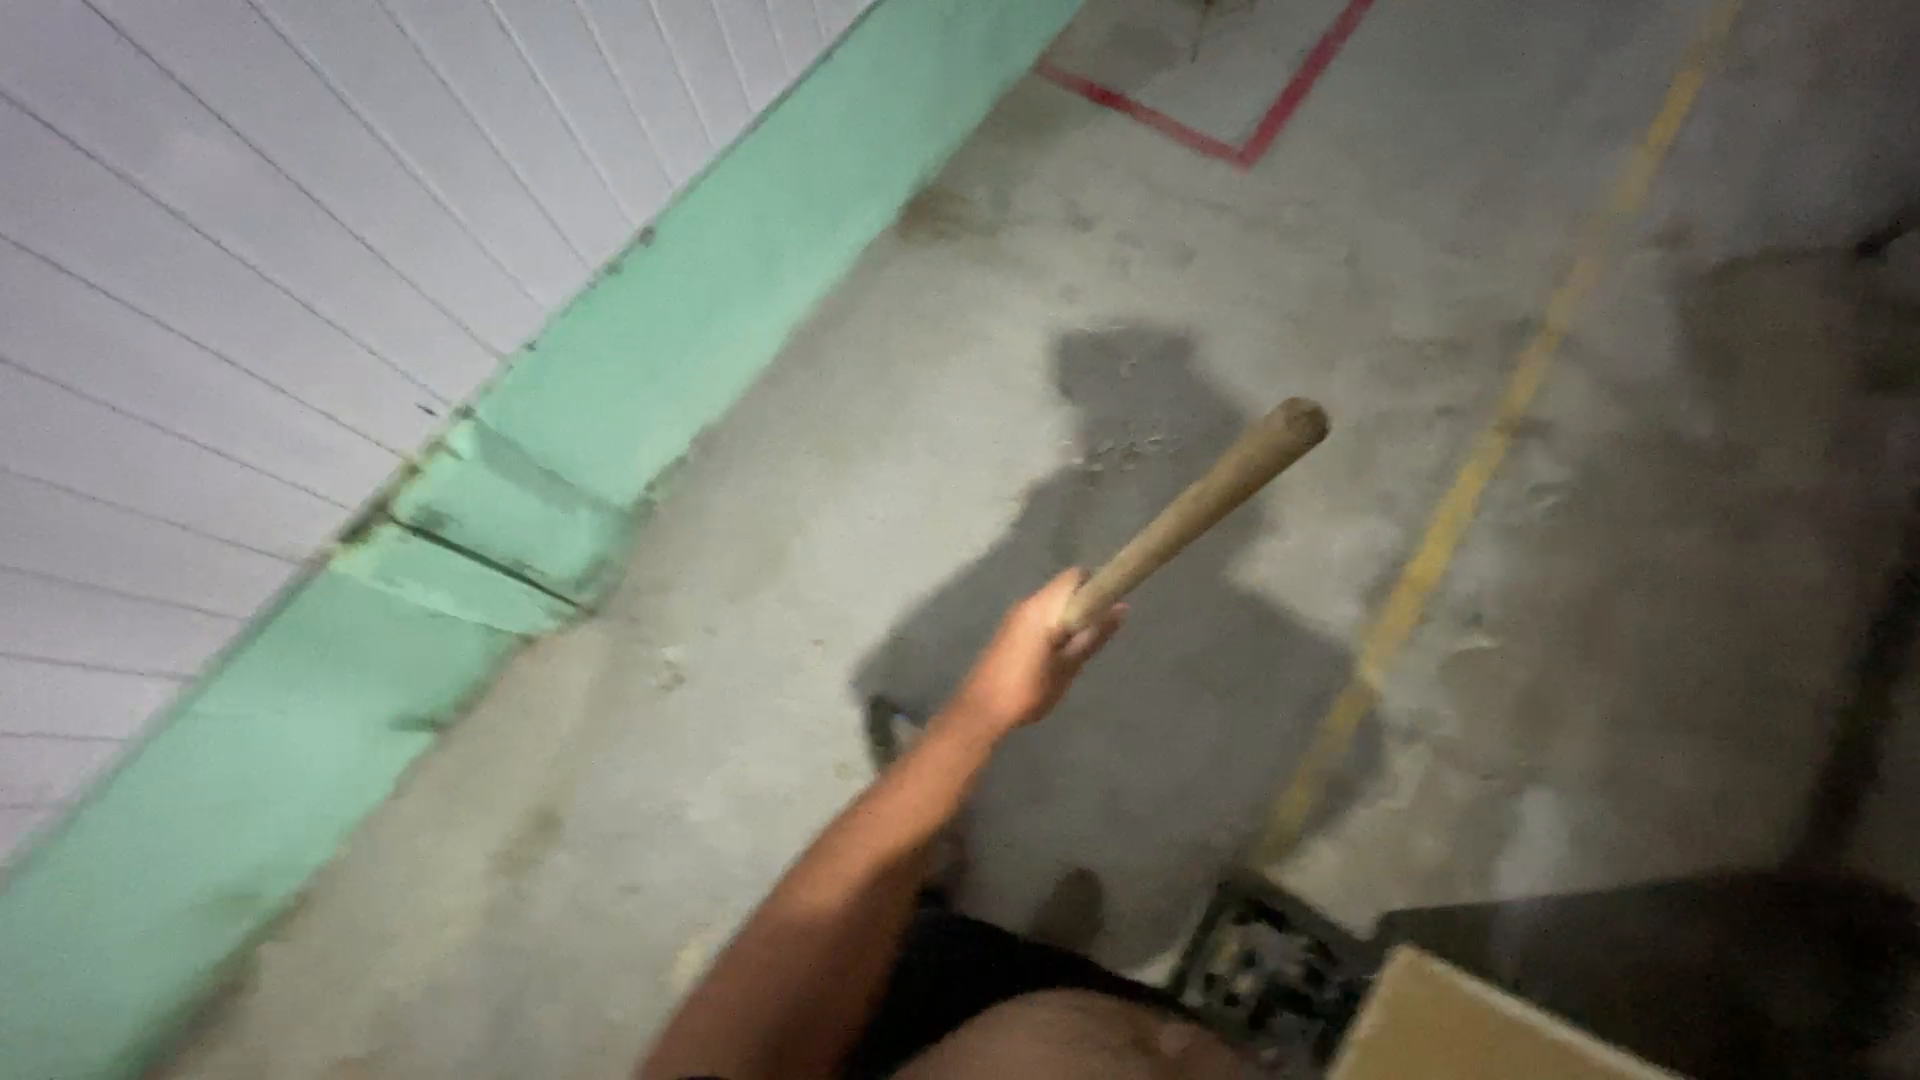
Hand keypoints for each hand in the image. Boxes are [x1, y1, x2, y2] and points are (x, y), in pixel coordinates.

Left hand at [939, 569, 1126, 740]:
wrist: (981, 709)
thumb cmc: (1028, 689)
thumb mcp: (1068, 666)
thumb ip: (1094, 636)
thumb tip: (1121, 607)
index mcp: (1042, 607)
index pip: (1075, 576)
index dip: (1096, 585)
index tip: (1110, 605)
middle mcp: (1026, 603)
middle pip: (1063, 588)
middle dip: (1084, 604)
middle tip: (1098, 633)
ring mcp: (1014, 615)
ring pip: (1050, 603)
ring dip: (1068, 617)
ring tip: (1080, 646)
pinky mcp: (1008, 629)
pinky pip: (1038, 615)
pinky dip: (1053, 625)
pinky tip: (1058, 653)